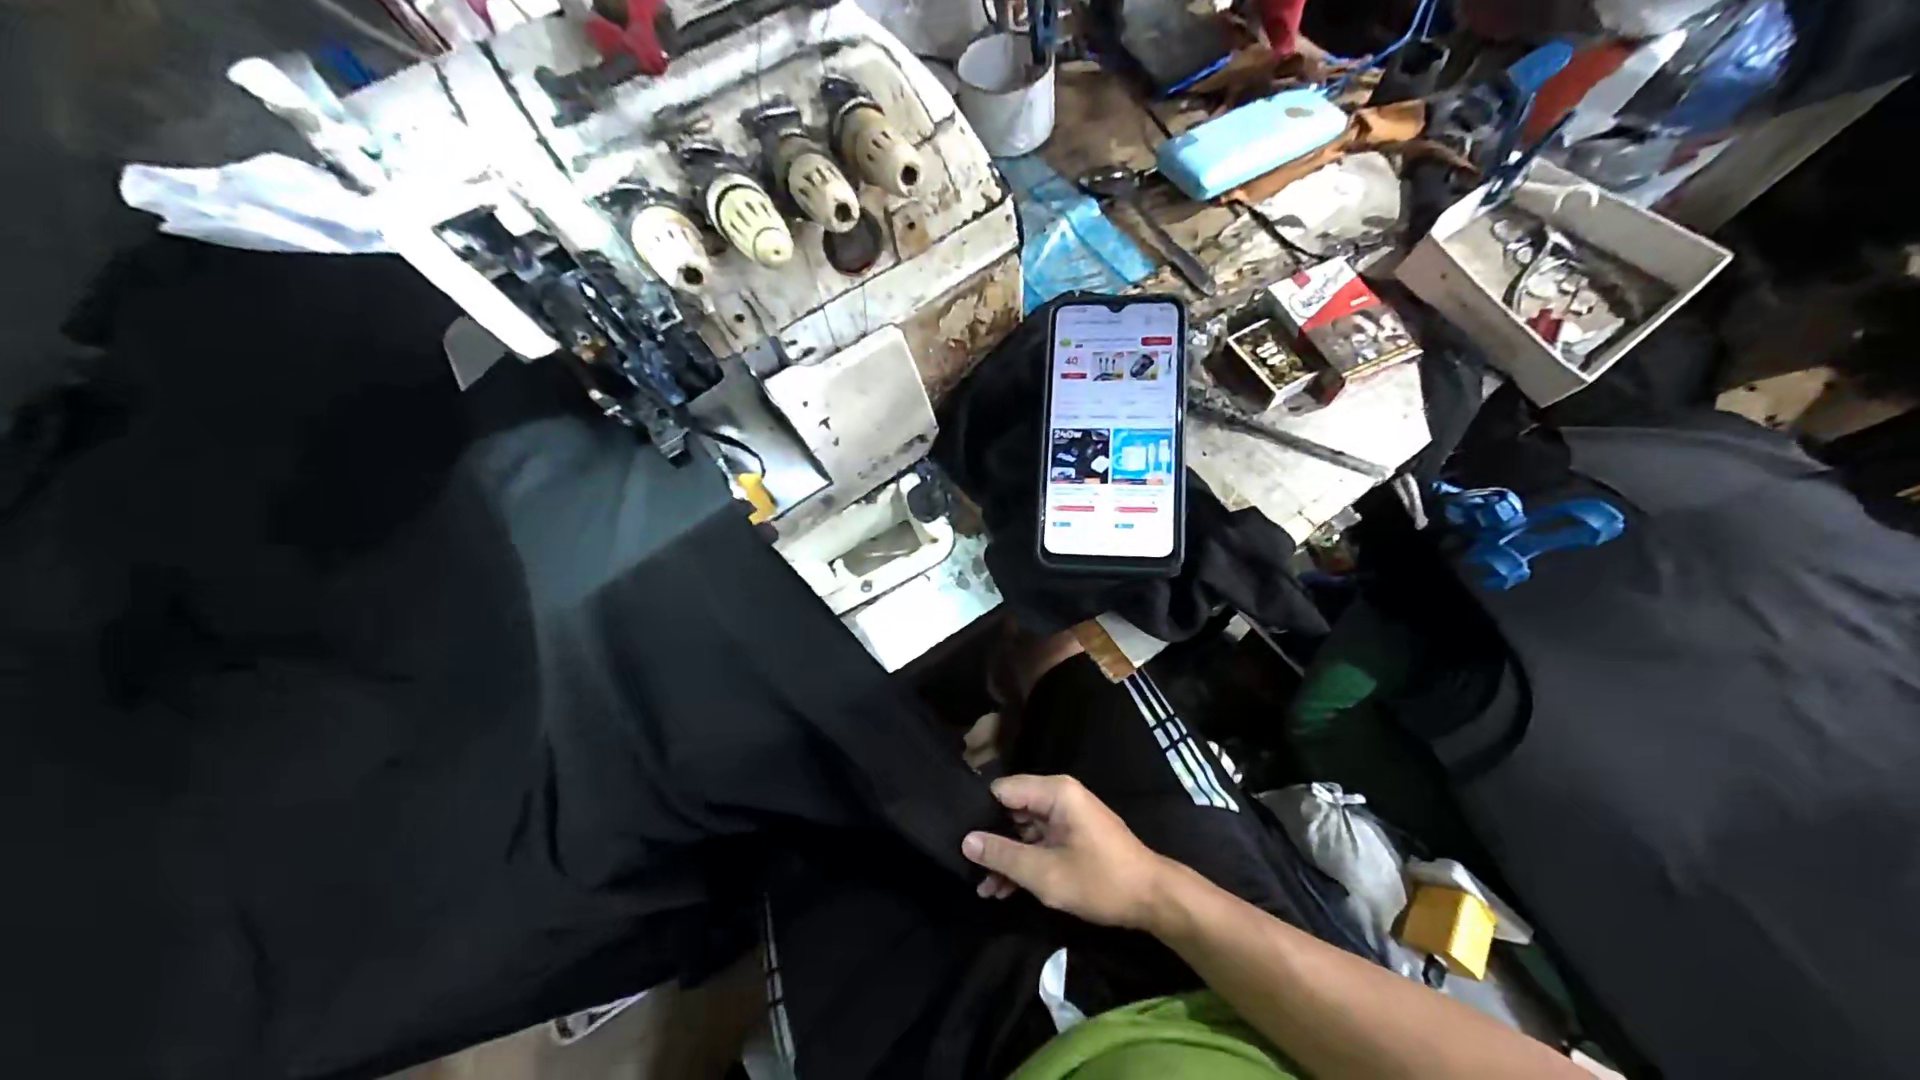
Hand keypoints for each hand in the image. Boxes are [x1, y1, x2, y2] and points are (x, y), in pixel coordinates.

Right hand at [961, 774, 1170, 930]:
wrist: (1154, 899)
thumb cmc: (1101, 881)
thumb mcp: (1046, 874)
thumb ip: (1003, 856)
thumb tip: (965, 841)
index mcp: (1055, 792)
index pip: (1002, 790)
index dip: (980, 813)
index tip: (960, 840)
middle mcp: (1059, 795)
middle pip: (1011, 809)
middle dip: (991, 841)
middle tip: (969, 869)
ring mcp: (1066, 815)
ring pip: (1022, 829)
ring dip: (1006, 858)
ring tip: (985, 890)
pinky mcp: (1071, 834)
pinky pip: (1037, 841)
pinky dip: (1023, 862)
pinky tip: (1004, 890)